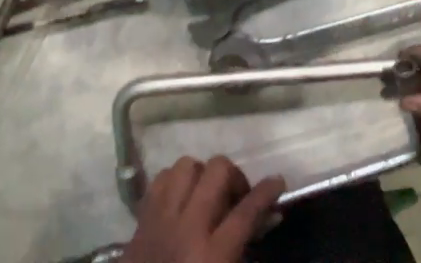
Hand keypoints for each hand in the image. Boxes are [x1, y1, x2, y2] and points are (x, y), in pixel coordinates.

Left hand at [122, 155, 283, 262]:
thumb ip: (244, 250)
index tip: (278, 181)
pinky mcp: (142, 218)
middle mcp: (188, 228)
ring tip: (207, 194)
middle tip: (237, 197)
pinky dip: (175, 182)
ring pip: (186, 165)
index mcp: (212, 255)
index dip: (266, 192)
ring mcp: (161, 218)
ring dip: (202, 175)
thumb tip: (266, 218)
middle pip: (217, 171)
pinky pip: (161, 178)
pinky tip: (182, 199)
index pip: (246, 211)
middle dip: (234, 176)